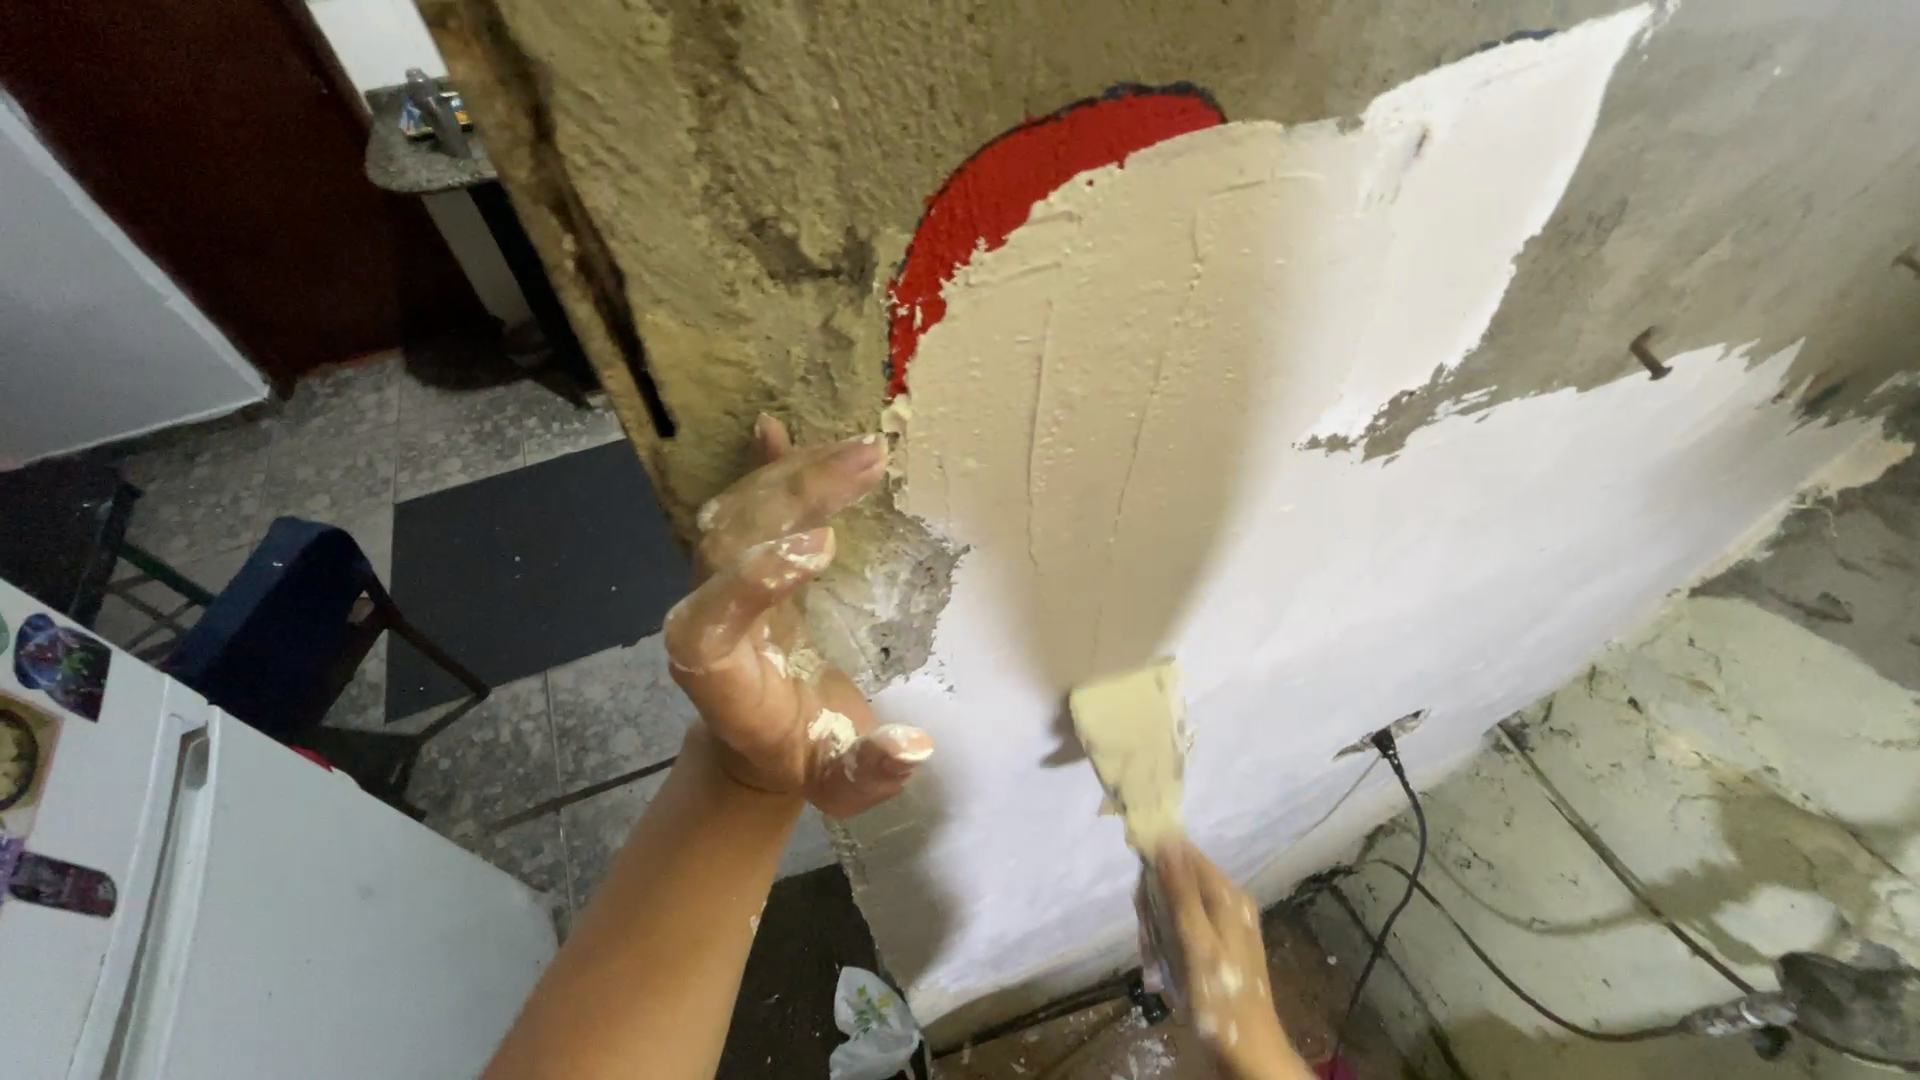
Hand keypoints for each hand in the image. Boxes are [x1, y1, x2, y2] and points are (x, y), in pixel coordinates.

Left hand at [663, 414, 933, 817]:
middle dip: (795, 496)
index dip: (752, 579)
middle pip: (728, 542)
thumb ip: (869, 772)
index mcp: (719, 675)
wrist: (755, 736)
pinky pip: (742, 505)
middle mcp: (707, 617)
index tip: (823, 547)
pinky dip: (760, 467)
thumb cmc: (799, 757)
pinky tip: (775, 428)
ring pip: (739, 512)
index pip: (709, 620)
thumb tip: (914, 745)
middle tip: (866, 462)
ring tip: (863, 450)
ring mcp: (717, 582)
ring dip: (797, 473)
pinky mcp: (736, 562)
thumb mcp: (839, 783)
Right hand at [1155, 840, 1312, 1079]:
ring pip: (1173, 904)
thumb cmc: (1220, 997)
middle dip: (1154, 906)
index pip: (1181, 852)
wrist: (1248, 1053)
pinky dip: (1166, 944)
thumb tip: (1166, 839)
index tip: (1141, 897)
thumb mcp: (1195, 941)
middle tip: (1151, 941)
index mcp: (1226, 894)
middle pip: (1174, 879)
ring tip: (1158, 963)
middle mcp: (1226, 900)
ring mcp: (1223, 923)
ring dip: (1156, 930)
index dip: (1155, 865)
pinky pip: (1180, 927)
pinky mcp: (1216, 943)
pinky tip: (1163, 970)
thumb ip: (1180, 889)